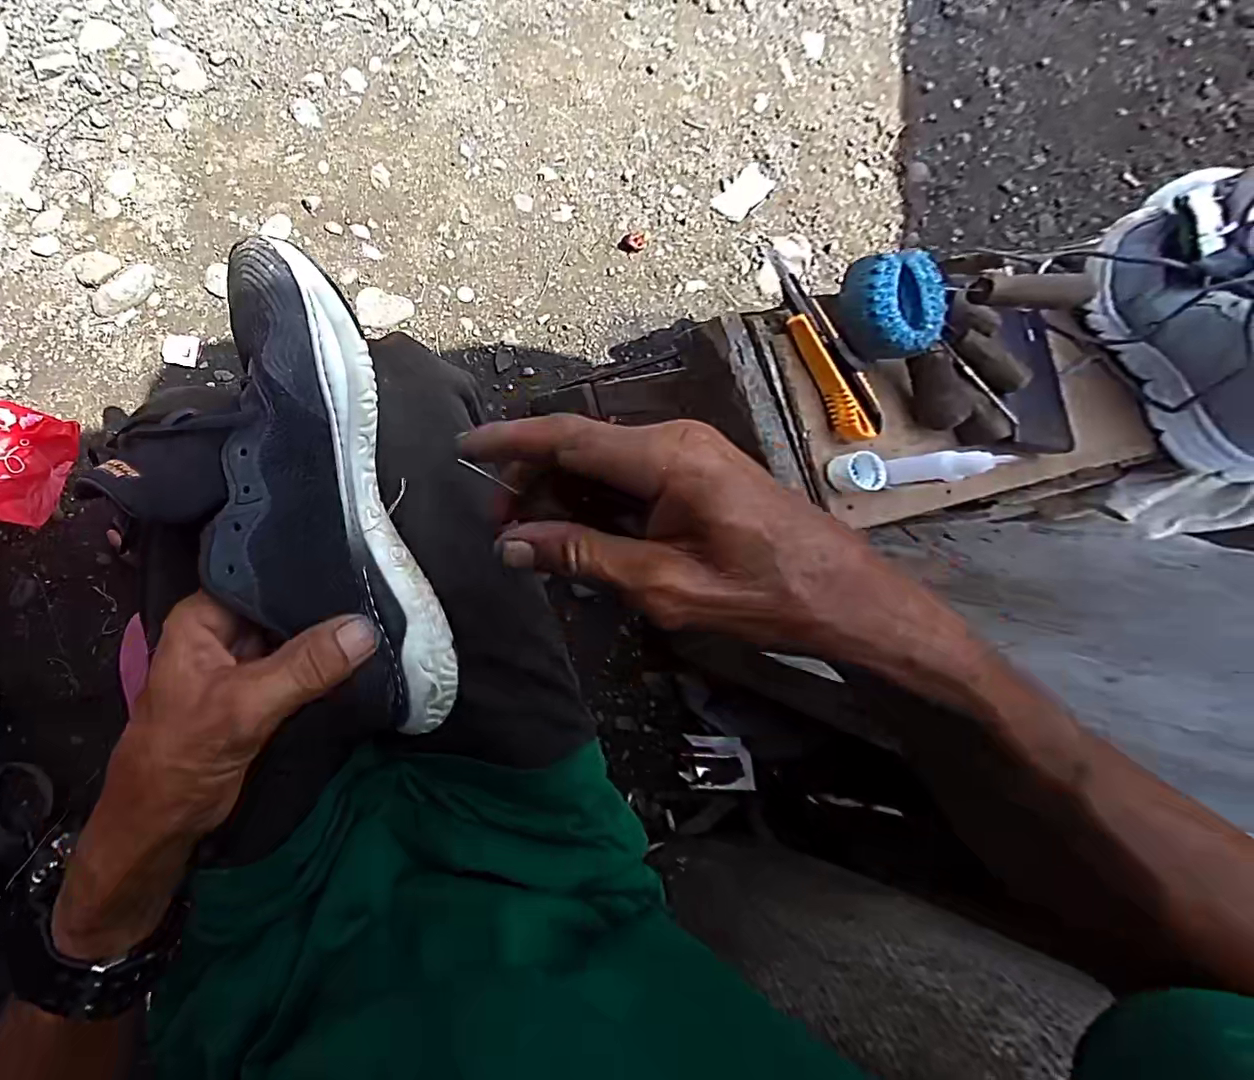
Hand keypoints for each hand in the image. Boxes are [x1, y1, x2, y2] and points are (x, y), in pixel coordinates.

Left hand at [52, 592, 376, 958]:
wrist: (164, 821)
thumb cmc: (185, 753)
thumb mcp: (247, 704)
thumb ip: (305, 666)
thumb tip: (363, 629)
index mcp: (201, 618)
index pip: (255, 577)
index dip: (299, 571)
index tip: (351, 563)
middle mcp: (218, 632)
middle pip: (275, 607)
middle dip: (317, 604)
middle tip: (372, 591)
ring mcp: (239, 662)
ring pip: (287, 637)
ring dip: (322, 635)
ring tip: (373, 614)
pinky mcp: (256, 691)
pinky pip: (293, 666)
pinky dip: (319, 665)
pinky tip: (355, 653)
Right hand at [460, 416, 969, 668]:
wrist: (852, 599)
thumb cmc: (766, 593)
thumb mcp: (664, 584)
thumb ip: (583, 556)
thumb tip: (512, 545)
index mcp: (666, 458)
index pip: (565, 437)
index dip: (507, 441)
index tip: (462, 448)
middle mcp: (669, 440)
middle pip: (571, 447)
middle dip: (525, 483)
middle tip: (503, 534)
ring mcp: (680, 451)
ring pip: (589, 460)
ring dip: (552, 496)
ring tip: (534, 543)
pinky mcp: (685, 469)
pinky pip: (613, 474)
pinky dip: (582, 500)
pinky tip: (572, 536)